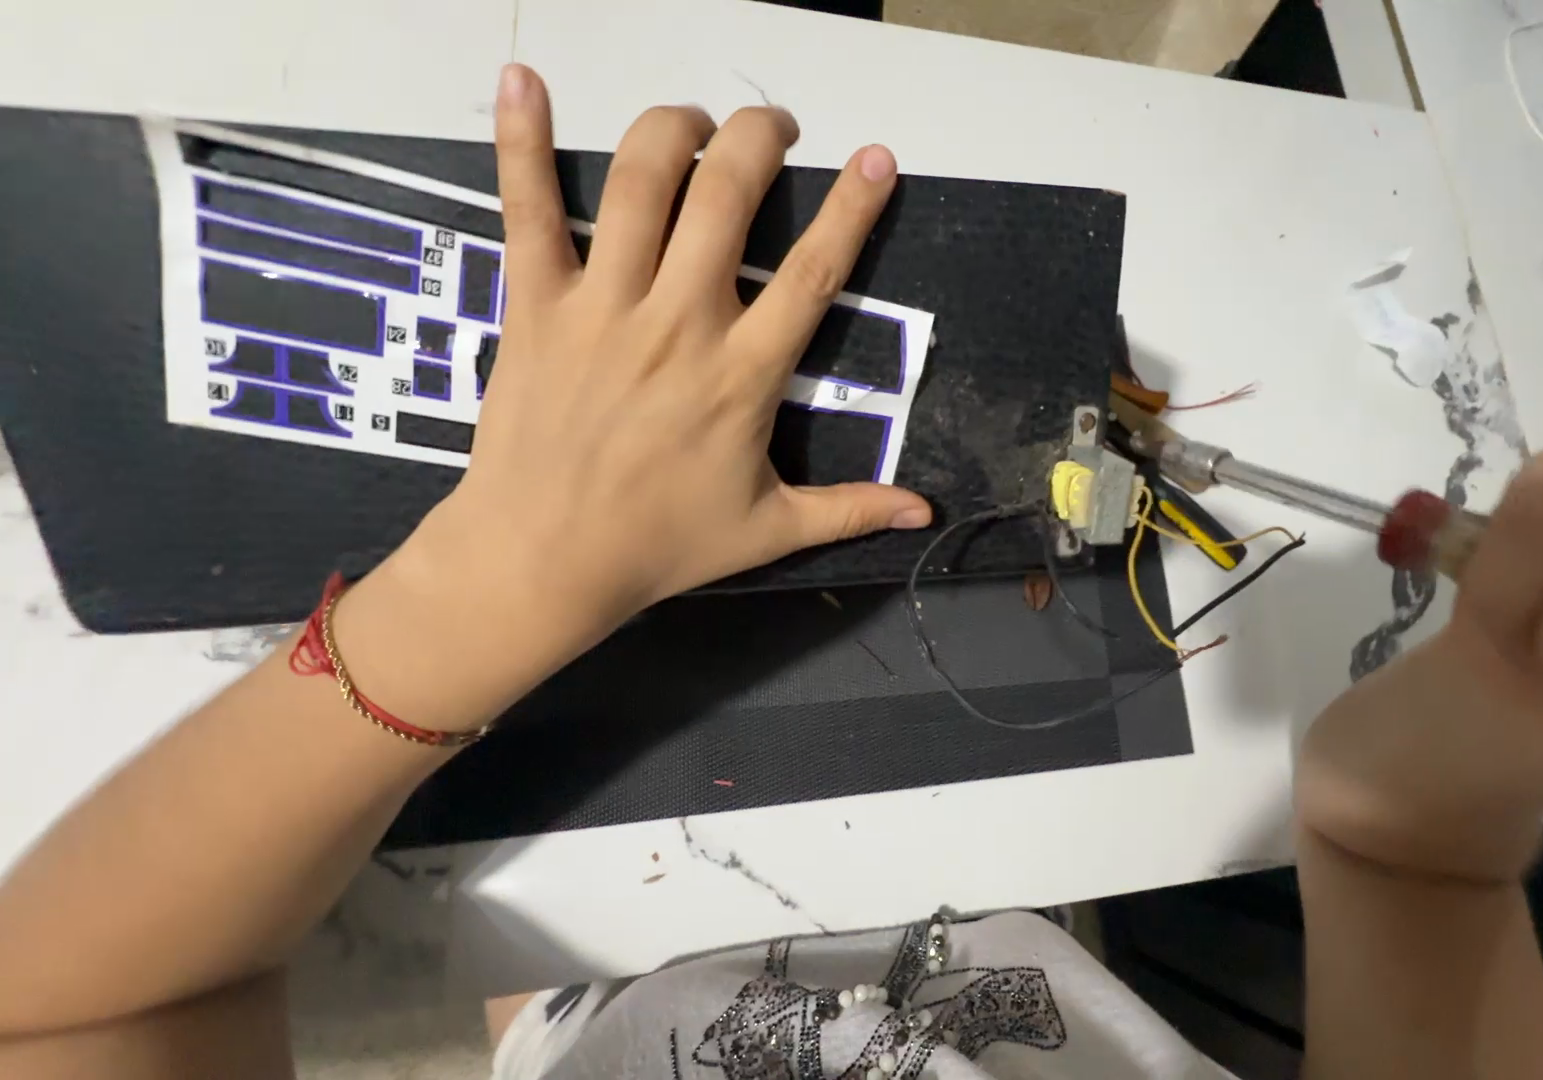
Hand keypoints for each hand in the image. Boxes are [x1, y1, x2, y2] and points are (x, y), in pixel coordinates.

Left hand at [331, 64, 930, 729]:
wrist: (544, 561)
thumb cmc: (664, 545)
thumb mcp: (772, 531)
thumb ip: (852, 510)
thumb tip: (925, 512)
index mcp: (743, 376)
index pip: (811, 274)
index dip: (851, 210)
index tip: (876, 159)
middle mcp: (679, 323)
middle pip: (724, 198)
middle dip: (757, 140)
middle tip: (775, 127)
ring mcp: (603, 308)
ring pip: (638, 185)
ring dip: (673, 130)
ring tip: (695, 120)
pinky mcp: (537, 306)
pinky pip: (527, 210)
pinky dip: (522, 139)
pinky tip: (525, 78)